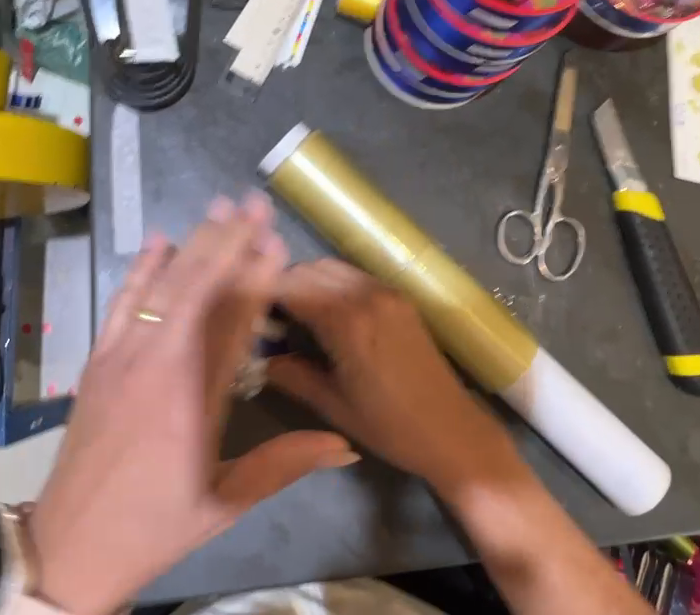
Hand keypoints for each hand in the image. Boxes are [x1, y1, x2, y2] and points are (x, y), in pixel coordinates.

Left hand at [28, 195, 356, 614]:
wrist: (72, 544)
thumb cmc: (155, 524)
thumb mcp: (225, 503)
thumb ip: (285, 464)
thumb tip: (347, 446)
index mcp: (195, 395)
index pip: (234, 320)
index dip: (258, 277)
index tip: (278, 241)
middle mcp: (159, 363)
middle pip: (199, 287)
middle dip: (229, 240)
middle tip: (255, 203)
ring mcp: (123, 356)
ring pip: (163, 285)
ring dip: (192, 243)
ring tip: (218, 206)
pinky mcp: (98, 360)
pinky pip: (122, 302)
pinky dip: (141, 269)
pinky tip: (158, 241)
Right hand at [265, 260, 525, 499]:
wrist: (454, 432)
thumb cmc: (390, 427)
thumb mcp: (333, 406)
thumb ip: (291, 375)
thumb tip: (257, 358)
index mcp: (346, 322)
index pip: (288, 287)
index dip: (260, 297)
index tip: (245, 318)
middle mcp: (366, 295)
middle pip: (307, 269)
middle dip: (282, 287)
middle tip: (268, 320)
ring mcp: (386, 291)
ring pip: (331, 267)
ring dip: (307, 283)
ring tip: (295, 318)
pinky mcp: (399, 296)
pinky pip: (354, 276)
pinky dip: (332, 286)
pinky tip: (326, 317)